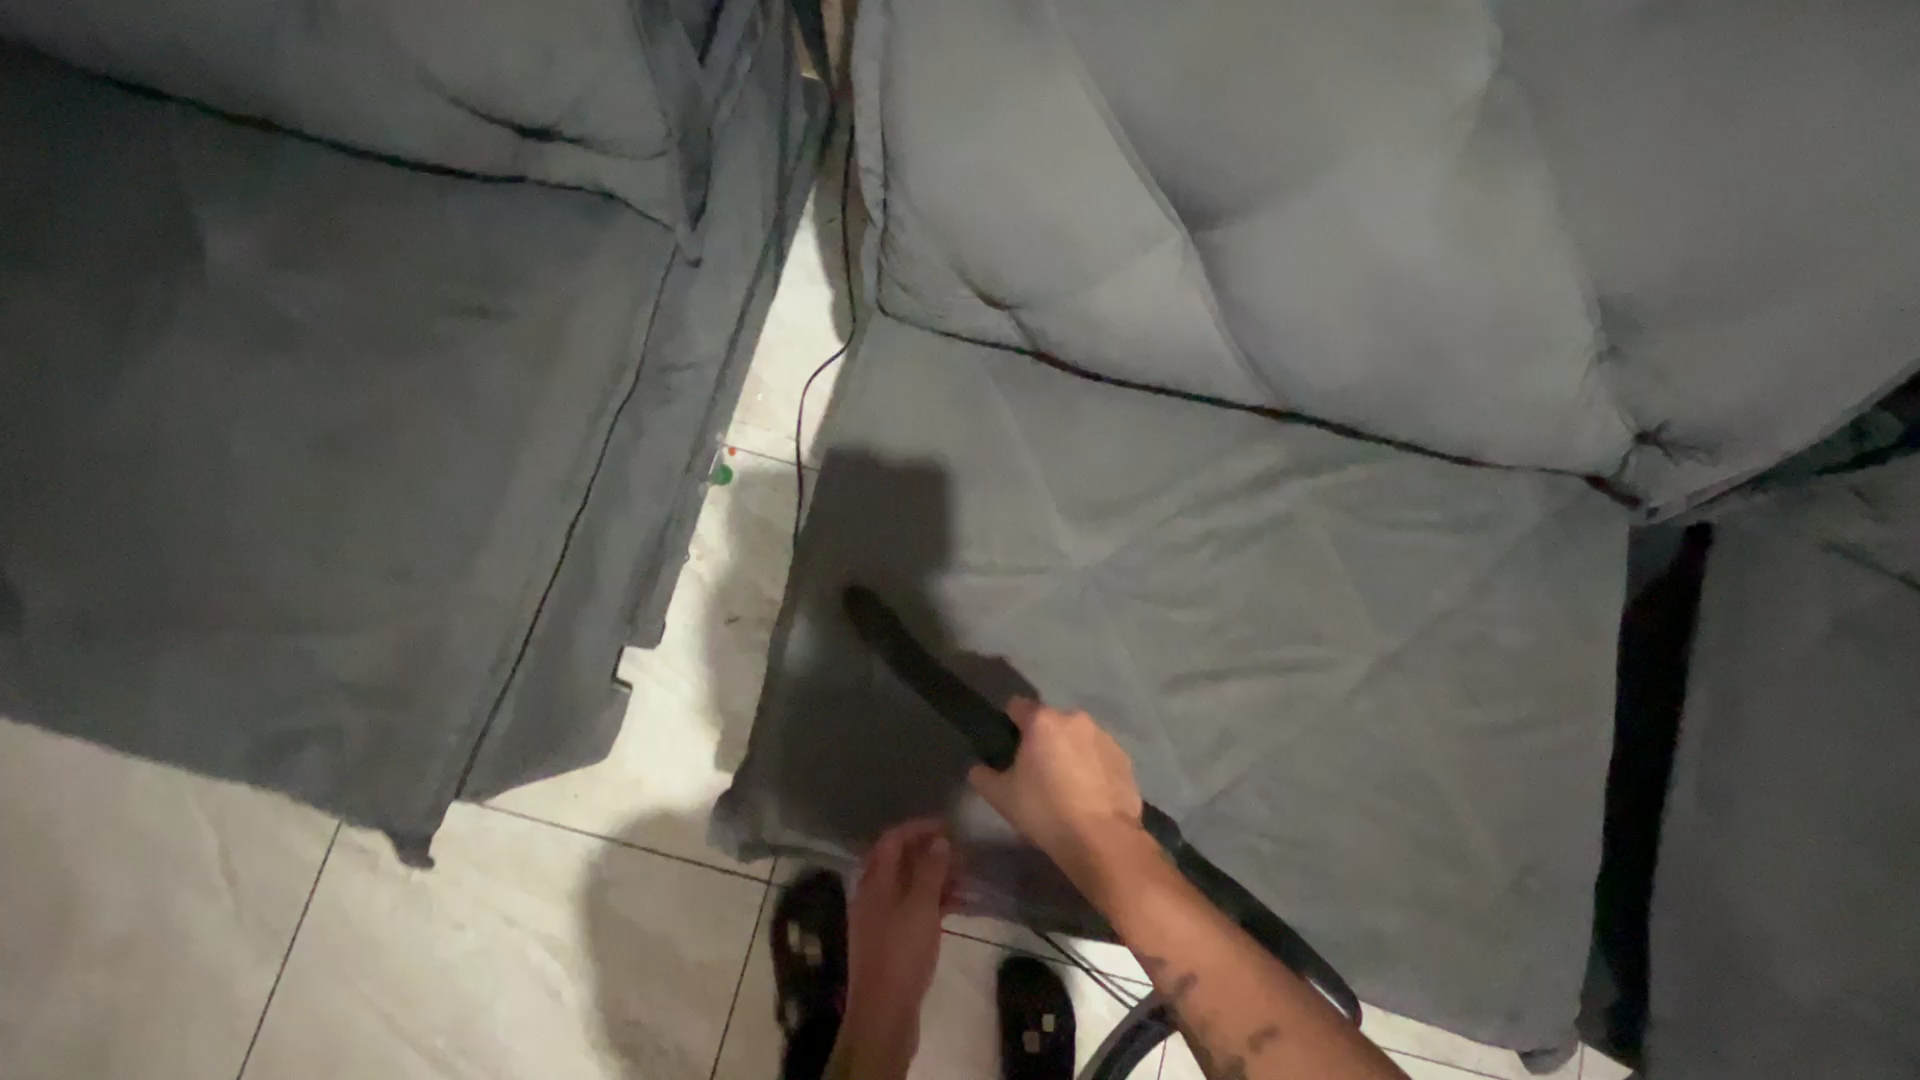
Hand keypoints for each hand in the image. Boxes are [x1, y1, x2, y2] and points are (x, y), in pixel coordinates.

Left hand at [842, 818, 955, 1048]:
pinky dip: (932, 902)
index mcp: (873, 882)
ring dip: (934, 878)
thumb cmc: (901, 953)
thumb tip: (938, 839)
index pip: (892, 840)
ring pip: (908, 886)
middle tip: (960, 852)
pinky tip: (957, 905)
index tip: (948, 826)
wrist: (883, 1015)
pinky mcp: (891, 941)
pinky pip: (912, 909)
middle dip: (929, 852)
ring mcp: (880, 919)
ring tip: (965, 878)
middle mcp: (872, 895)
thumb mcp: (920, 907)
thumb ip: (930, 870)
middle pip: (899, 862)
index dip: (918, 828)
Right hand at [967, 698, 1149, 896]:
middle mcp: (1075, 719)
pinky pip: (1100, 757)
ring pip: (1078, 738)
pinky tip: (1089, 796)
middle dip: (1043, 740)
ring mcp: (1104, 737)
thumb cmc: (1045, 811)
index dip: (1009, 723)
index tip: (1008, 747)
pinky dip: (1093, 768)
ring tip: (1067, 787)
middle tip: (1037, 772)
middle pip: (1051, 723)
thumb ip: (982, 775)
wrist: (1101, 839)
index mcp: (1043, 721)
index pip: (1017, 706)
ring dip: (1070, 752)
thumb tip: (978, 767)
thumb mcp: (1001, 797)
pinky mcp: (1125, 759)